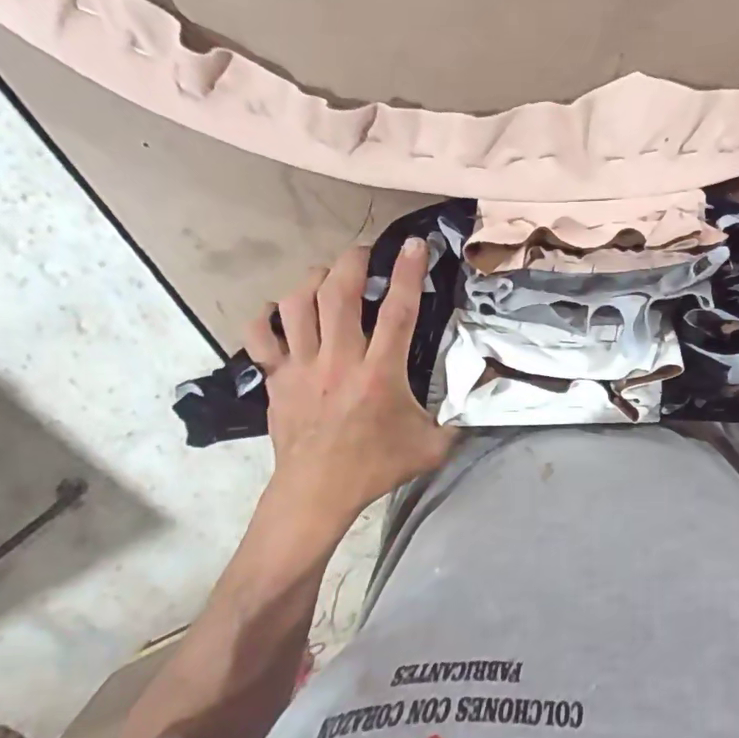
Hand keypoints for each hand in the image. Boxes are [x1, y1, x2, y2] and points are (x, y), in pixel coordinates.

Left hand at [245, 239, 455, 527]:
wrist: (317, 492)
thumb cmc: (375, 467)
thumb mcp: (430, 448)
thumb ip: (456, 421)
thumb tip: (479, 399)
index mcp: (380, 373)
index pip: (398, 310)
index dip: (408, 272)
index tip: (413, 245)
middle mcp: (339, 359)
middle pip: (338, 292)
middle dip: (352, 261)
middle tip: (364, 253)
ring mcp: (302, 366)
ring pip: (297, 304)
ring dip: (312, 280)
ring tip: (325, 276)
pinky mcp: (275, 377)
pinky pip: (259, 336)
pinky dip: (265, 316)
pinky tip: (279, 312)